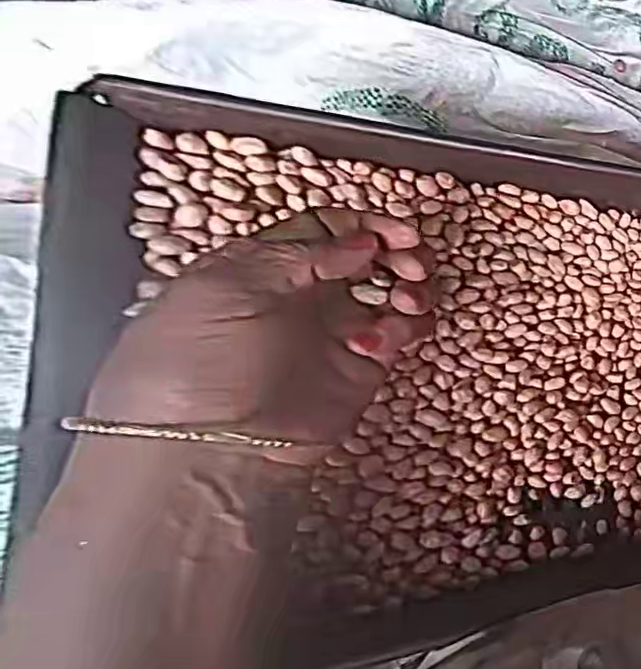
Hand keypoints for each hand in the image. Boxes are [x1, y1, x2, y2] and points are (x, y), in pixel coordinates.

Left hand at [86, 210, 435, 457]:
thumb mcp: (225, 292)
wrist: (216, 443)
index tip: (400, 234)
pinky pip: (407, 331)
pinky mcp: (371, 359)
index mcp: (265, 266)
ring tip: (406, 305)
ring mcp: (342, 326)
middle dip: (402, 256)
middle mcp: (308, 292)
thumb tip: (364, 243)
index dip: (366, 225)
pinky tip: (378, 344)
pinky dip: (406, 330)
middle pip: (373, 256)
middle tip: (414, 267)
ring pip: (399, 291)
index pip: (326, 228)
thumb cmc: (198, 364)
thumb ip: (297, 256)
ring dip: (414, 291)